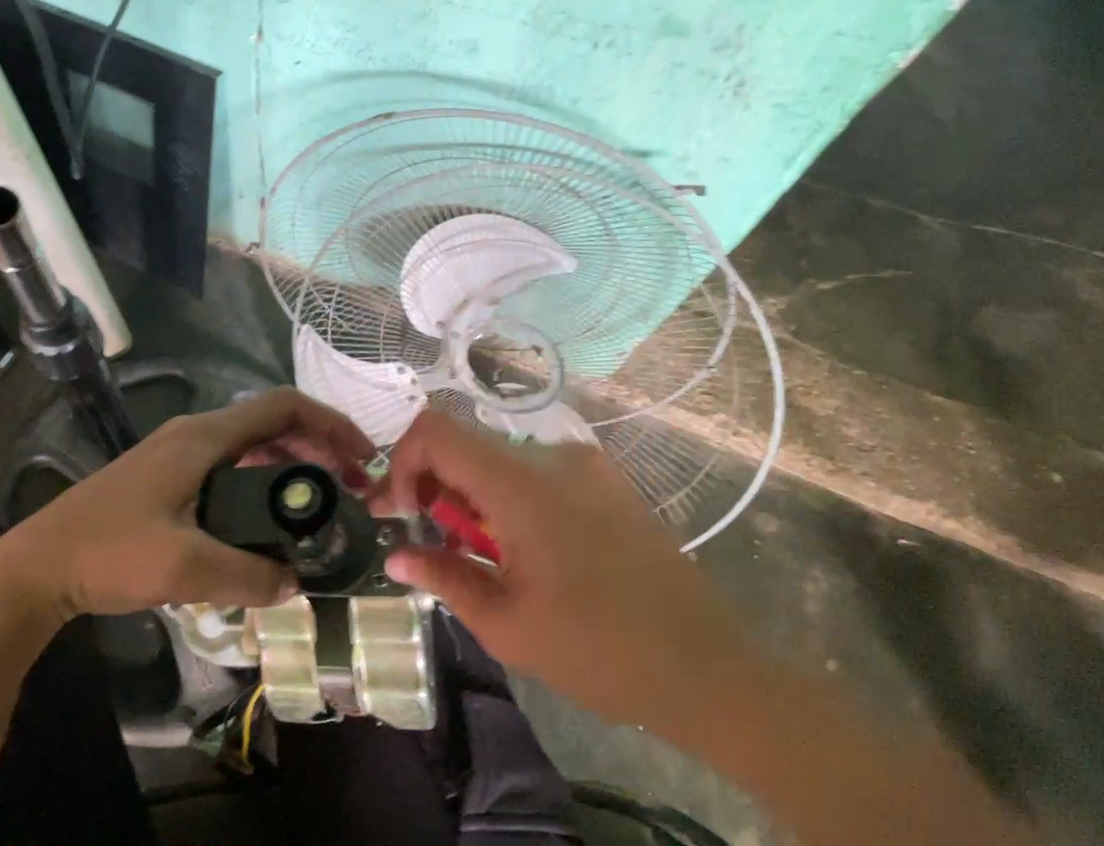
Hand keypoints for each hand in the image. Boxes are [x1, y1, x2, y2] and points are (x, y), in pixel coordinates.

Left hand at [0, 387, 375, 621]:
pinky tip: (268, 525)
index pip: (281, 407)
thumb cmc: (110, 552)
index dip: (329, 423)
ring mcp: (177, 456)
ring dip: (289, 469)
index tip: (363, 458)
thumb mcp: (186, 568)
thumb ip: (249, 575)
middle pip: (270, 425)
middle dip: (316, 451)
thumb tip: (296, 581)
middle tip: (350, 493)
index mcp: (202, 439)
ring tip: (318, 510)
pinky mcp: (166, 480)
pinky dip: (260, 486)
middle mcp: (194, 436)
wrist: (41, 564)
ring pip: (249, 449)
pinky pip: (229, 471)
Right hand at [384, 411, 758, 731]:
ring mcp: (588, 467)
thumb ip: (443, 576)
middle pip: (467, 444)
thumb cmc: (599, 653)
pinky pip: (537, 473)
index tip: (403, 515)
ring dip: (471, 497)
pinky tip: (521, 553)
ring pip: (500, 459)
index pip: (436, 432)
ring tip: (478, 557)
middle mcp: (555, 458)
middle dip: (433, 486)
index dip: (403, 463)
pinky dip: (508, 500)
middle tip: (426, 542)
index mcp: (524, 487)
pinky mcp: (608, 483)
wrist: (708, 670)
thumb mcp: (506, 624)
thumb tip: (394, 557)